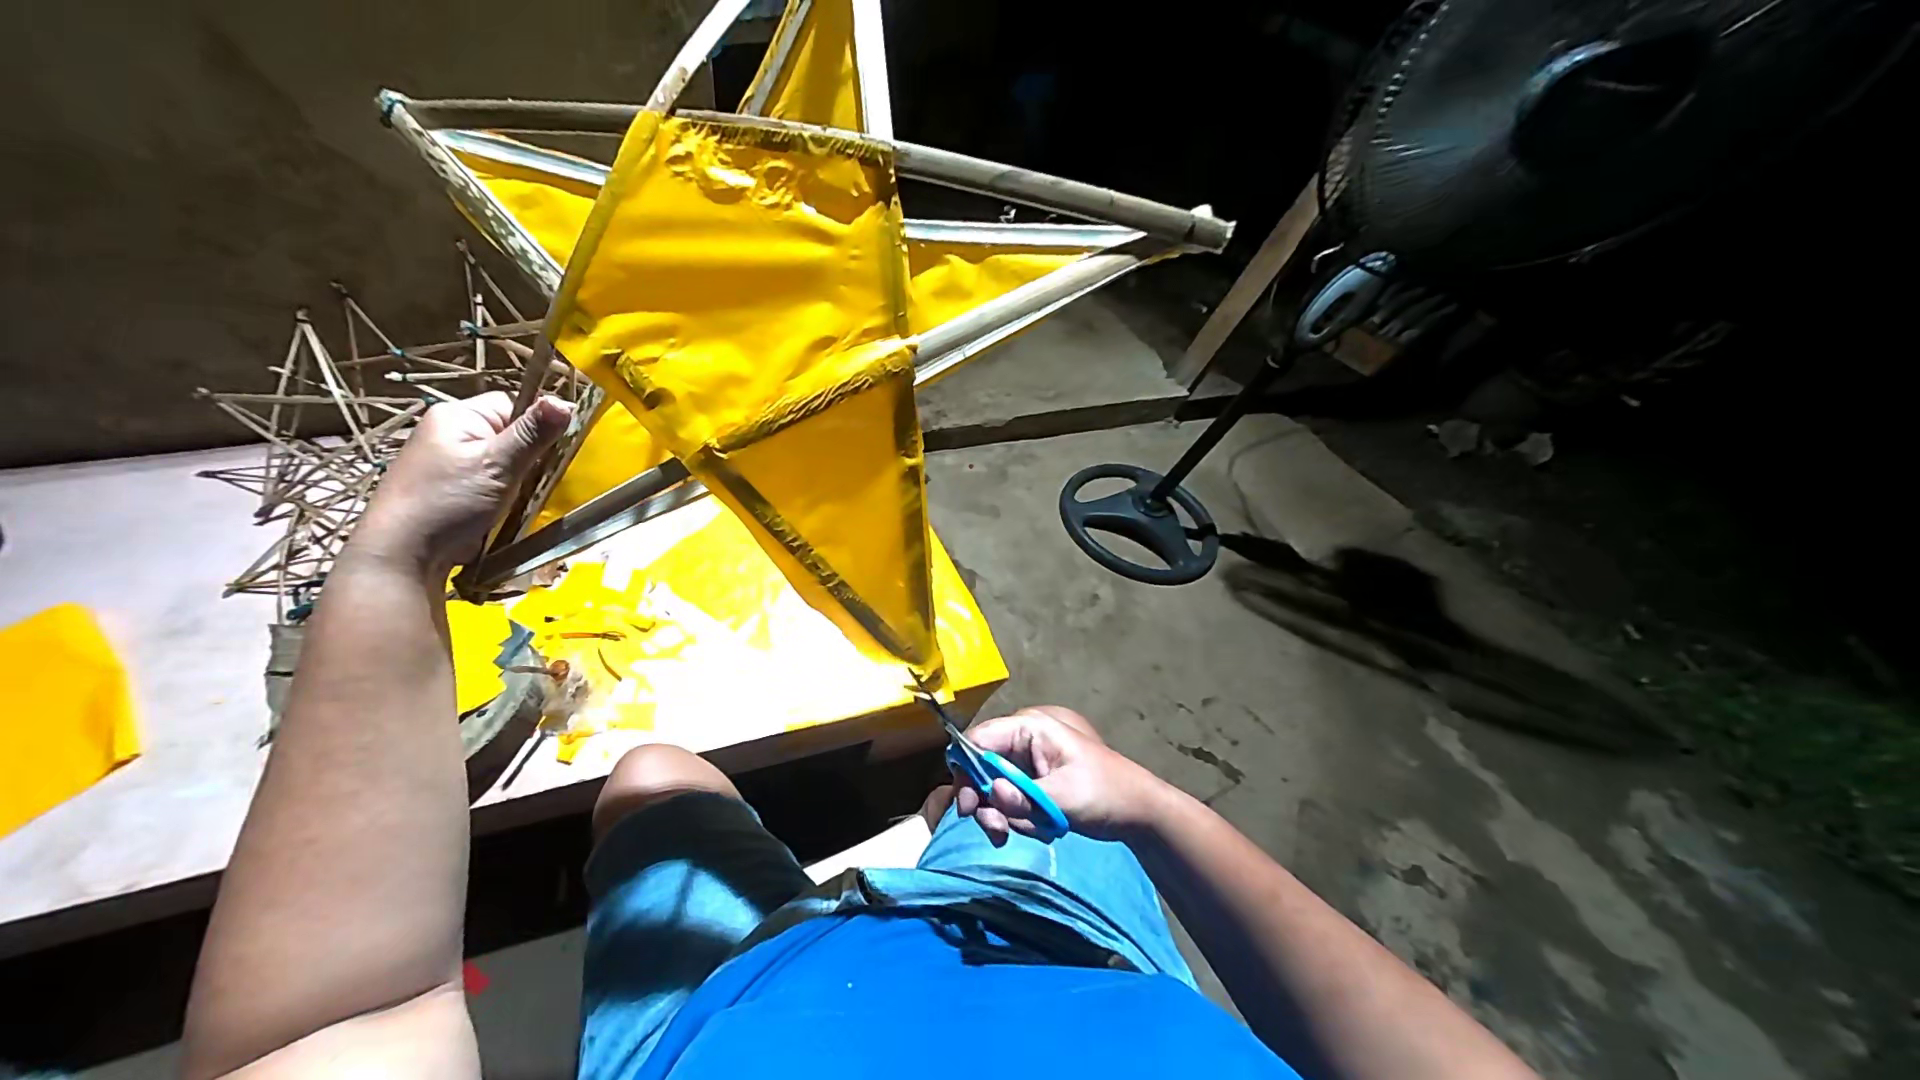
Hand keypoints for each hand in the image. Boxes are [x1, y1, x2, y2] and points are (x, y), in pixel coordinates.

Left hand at [351, 392, 573, 574]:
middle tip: (536, 479)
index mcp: (457, 416)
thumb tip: (564, 400)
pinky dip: (509, 495)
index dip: (537, 425)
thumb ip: (532, 434)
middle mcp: (452, 433)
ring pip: (507, 462)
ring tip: (522, 497)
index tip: (550, 451)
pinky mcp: (456, 489)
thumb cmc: (448, 502)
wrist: (404, 555)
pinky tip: (509, 509)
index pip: (513, 405)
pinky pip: (496, 483)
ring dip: (522, 480)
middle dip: (531, 457)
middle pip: (512, 434)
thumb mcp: (497, 464)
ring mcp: (452, 463)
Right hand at [955, 706, 1170, 844]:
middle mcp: (1022, 740)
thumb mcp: (1065, 797)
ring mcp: (1025, 761)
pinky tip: (1037, 829)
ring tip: (1024, 833)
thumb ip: (1024, 798)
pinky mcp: (1030, 781)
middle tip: (997, 831)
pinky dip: (1015, 818)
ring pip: (991, 787)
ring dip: (1002, 815)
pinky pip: (1007, 798)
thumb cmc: (1105, 793)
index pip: (978, 739)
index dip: (966, 770)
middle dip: (985, 802)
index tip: (969, 807)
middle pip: (980, 766)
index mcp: (1030, 728)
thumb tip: (992, 794)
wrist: (1136, 810)